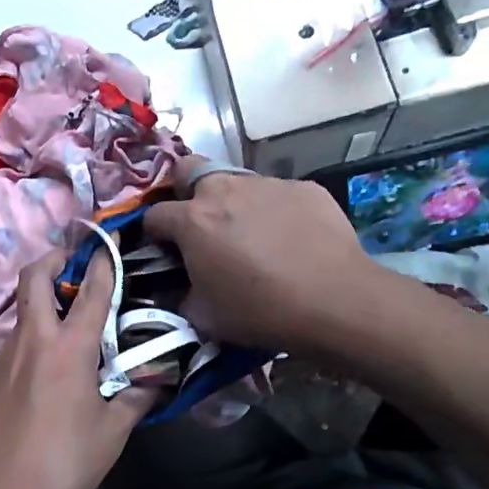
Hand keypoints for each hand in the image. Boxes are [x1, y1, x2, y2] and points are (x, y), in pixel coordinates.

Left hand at [0, 251, 155, 488]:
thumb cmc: (64, 465)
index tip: (109, 245)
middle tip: (72, 262)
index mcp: (68, 349)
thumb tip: (155, 379)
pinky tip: (44, 377)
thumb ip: (136, 398)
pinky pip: (12, 348)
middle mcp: (31, 343)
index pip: (91, 291)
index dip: (103, 263)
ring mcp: (1, 361)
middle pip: (33, 279)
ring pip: (21, 315)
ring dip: (42, 305)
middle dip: (52, 259)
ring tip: (68, 328)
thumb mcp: (113, 433)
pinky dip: (31, 342)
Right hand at [144, 157, 394, 357]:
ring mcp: (266, 184)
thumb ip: (182, 297)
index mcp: (193, 220)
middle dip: (184, 190)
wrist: (334, 301)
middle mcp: (225, 190)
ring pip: (236, 181)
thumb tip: (180, 288)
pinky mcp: (303, 187)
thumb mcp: (206, 317)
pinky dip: (273, 211)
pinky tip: (290, 238)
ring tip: (252, 235)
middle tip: (199, 223)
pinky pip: (277, 194)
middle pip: (189, 170)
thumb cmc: (260, 312)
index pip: (154, 215)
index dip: (154, 234)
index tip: (165, 251)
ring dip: (233, 202)